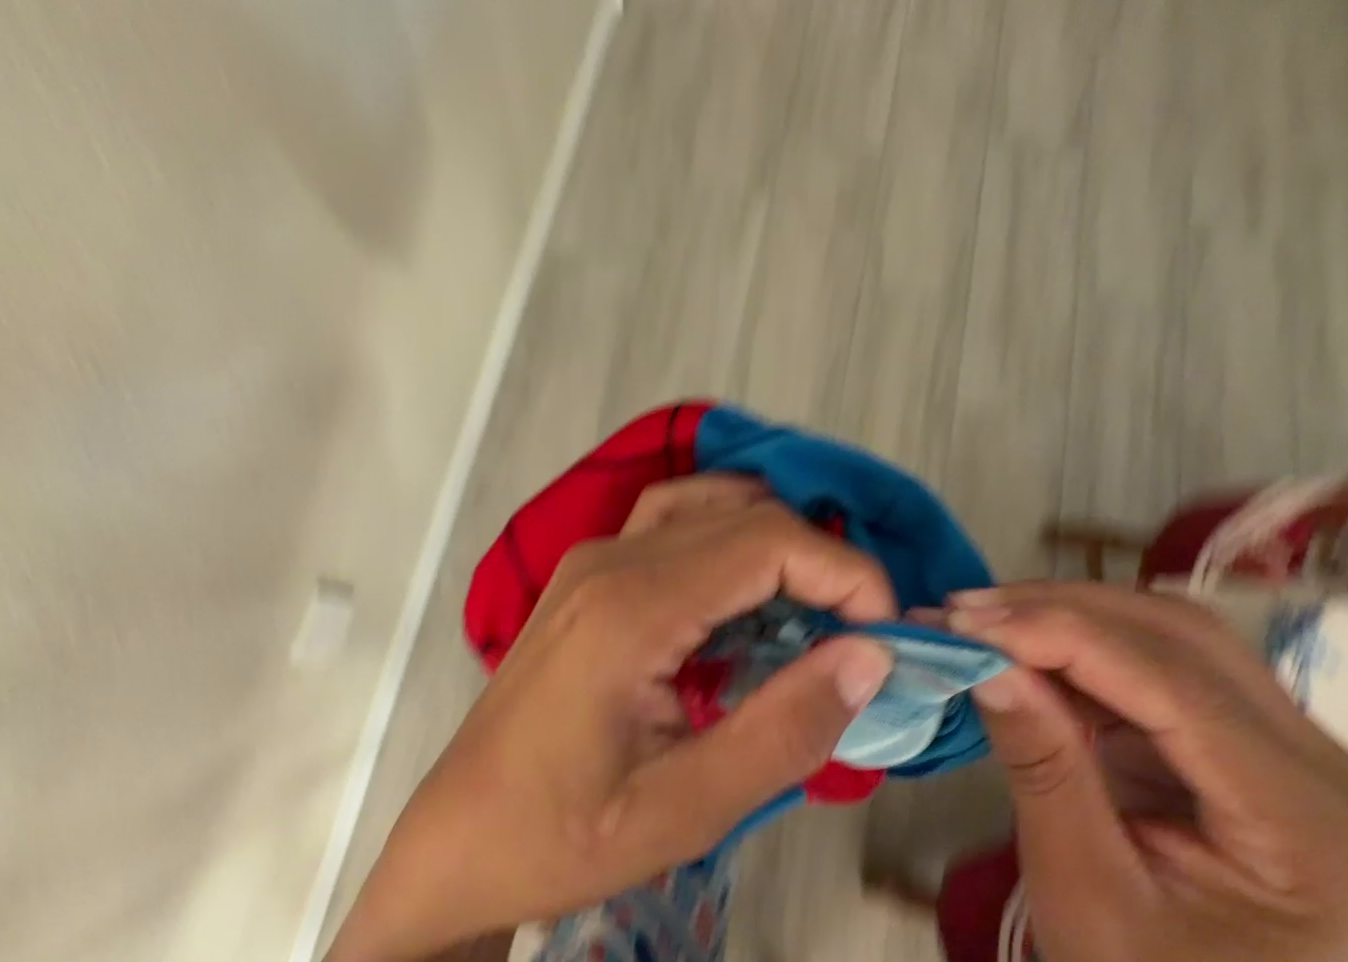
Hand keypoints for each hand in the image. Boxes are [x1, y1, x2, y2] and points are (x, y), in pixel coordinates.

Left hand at [329, 478, 898, 961]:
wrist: (458, 838)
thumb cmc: (562, 834)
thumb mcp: (683, 810)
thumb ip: (783, 730)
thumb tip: (870, 656)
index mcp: (631, 608)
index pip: (767, 541)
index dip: (846, 574)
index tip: (888, 636)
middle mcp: (609, 561)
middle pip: (743, 517)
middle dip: (823, 563)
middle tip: (865, 638)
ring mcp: (592, 562)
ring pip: (709, 508)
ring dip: (777, 543)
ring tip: (821, 613)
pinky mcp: (588, 578)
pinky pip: (673, 525)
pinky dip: (730, 540)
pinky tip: (751, 594)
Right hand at [943, 583, 1347, 961]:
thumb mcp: (1083, 890)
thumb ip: (1044, 768)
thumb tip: (985, 661)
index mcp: (1318, 832)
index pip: (1180, 690)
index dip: (1065, 636)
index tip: (964, 620)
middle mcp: (1336, 774)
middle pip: (1187, 644)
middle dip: (1062, 612)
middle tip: (960, 611)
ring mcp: (1303, 753)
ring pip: (1177, 637)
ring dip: (1070, 617)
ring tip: (981, 620)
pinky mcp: (1256, 741)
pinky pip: (1165, 665)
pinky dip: (1084, 648)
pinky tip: (1023, 645)